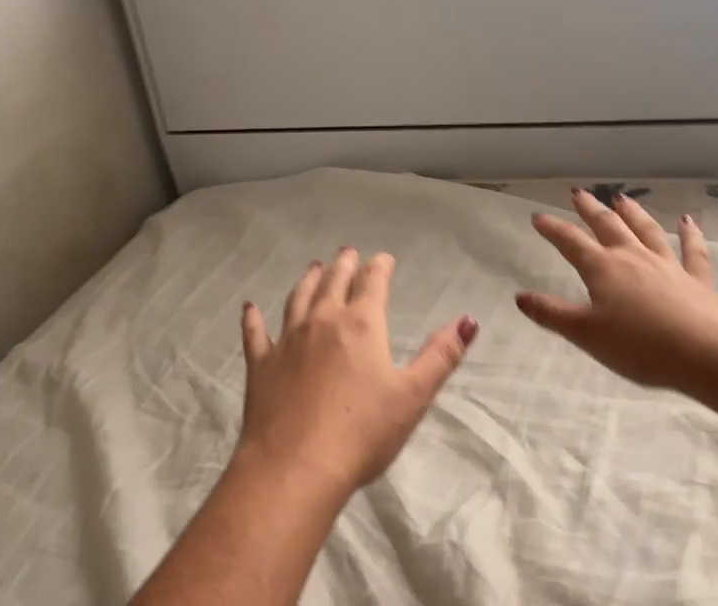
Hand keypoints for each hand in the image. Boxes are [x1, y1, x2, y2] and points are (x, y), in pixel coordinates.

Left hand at [237, 246, 477, 494]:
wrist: (296, 465)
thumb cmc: (363, 433)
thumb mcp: (413, 396)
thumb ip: (440, 356)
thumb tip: (468, 319)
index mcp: (361, 326)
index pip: (372, 284)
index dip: (379, 267)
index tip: (383, 257)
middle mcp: (322, 322)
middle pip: (333, 283)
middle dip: (343, 266)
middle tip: (347, 253)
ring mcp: (287, 341)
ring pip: (297, 299)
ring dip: (307, 281)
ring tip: (312, 267)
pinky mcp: (260, 365)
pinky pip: (255, 334)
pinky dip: (253, 318)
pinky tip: (249, 307)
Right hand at [515, 189, 717, 390]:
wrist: (707, 355)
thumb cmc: (640, 346)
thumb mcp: (586, 334)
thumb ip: (552, 314)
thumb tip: (519, 297)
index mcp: (603, 269)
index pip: (570, 242)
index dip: (552, 229)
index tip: (537, 217)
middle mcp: (633, 258)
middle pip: (608, 226)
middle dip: (590, 209)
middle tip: (578, 193)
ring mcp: (668, 266)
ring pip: (646, 231)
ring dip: (632, 213)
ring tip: (621, 197)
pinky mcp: (697, 280)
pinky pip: (692, 251)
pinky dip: (690, 234)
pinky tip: (688, 221)